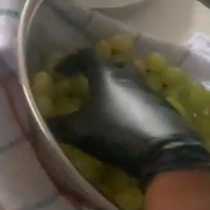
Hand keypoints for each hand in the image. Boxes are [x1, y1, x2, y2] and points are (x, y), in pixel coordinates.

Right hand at [48, 48, 209, 185]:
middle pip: (111, 66)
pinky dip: (131, 104)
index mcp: (107, 75)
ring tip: (105, 106)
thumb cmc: (117, 134)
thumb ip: (58, 124)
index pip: (87, 55)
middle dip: (96, 74)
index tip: (59, 73)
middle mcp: (130, 76)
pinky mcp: (165, 108)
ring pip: (129, 82)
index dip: (70, 61)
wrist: (167, 154)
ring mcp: (150, 91)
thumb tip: (41, 120)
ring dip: (116, 89)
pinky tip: (127, 121)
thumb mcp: (79, 131)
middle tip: (85, 87)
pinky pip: (142, 98)